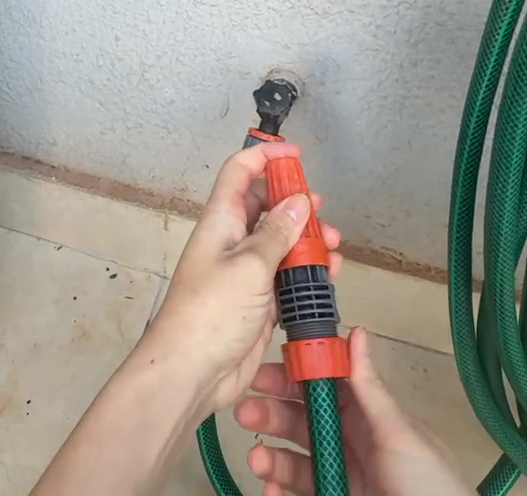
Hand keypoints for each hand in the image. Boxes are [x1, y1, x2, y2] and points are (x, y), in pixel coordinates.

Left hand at [136, 142, 342, 415]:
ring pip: (280, 241)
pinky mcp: (259, 301)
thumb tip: (298, 202)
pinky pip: (287, 275)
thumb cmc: (213, 311)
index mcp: (221, 220)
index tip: (296, 155)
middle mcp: (233, 240)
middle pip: (265, 206)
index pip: (240, 172)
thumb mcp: (250, 266)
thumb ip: (277, 233)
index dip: (265, 156)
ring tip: (334, 243)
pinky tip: (330, 272)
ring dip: (308, 238)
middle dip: (294, 201)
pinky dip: (308, 270)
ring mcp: (246, 272)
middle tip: (321, 207)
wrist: (192, 372)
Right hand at [234, 327, 473, 495]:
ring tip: (255, 460)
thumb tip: (356, 330)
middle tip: (243, 411)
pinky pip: (299, 491)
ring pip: (294, 458)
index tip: (261, 371)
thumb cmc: (429, 482)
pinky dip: (278, 490)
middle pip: (299, 418)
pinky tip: (268, 490)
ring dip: (270, 455)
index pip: (319, 383)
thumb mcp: (399, 431)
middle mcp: (347, 438)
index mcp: (363, 411)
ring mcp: (339, 472)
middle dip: (269, 413)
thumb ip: (369, 387)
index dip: (289, 374)